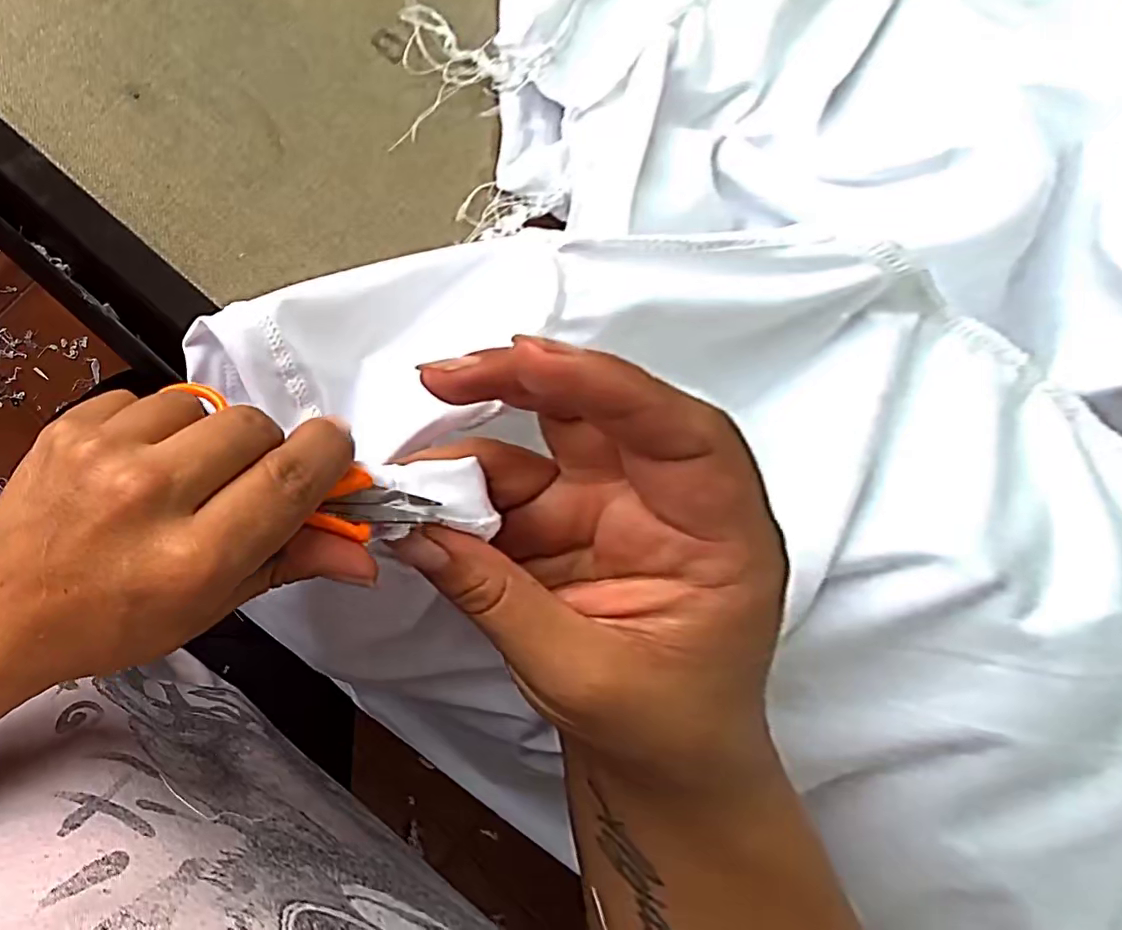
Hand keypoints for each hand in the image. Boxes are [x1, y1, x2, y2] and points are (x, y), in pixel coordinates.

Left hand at [0, 390, 367, 692]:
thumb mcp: (205, 607)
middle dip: (261, 447)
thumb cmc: (110, 623)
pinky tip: (132, 463)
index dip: (325, 454)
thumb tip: (358, 553)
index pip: (286, 480)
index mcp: (190, 558)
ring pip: (200, 406)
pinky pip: (145, 399)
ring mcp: (103, 453)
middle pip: (250, 426)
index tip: (333, 445)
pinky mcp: (70, 426)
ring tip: (175, 476)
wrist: (6, 610)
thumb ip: (286, 564)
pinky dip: (153, 427)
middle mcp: (148, 496)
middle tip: (237, 479)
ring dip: (204, 437)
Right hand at [390, 337, 787, 791]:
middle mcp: (658, 500)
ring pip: (531, 440)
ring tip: (408, 478)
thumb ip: (493, 596)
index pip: (674, 432)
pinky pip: (494, 485)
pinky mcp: (551, 518)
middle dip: (515, 380)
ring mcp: (599, 504)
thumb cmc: (661, 727)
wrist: (655, 762)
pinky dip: (452, 488)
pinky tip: (419, 502)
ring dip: (465, 446)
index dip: (603, 385)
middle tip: (442, 375)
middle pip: (594, 409)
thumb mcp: (578, 671)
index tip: (525, 360)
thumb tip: (417, 534)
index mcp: (713, 533)